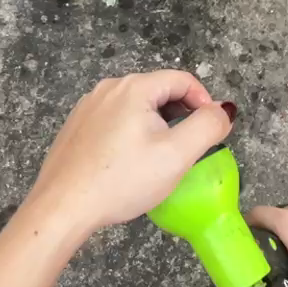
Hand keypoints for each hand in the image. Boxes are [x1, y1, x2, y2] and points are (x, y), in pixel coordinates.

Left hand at [24, 71, 234, 238]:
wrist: (63, 206)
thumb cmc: (122, 180)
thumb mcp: (176, 155)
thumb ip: (207, 126)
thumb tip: (224, 110)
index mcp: (134, 87)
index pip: (182, 80)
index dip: (204, 102)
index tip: (212, 131)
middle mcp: (109, 87)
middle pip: (158, 90)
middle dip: (180, 114)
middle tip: (188, 149)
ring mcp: (89, 104)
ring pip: (136, 105)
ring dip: (156, 124)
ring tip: (160, 158)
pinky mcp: (77, 124)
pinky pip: (114, 119)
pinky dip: (131, 132)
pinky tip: (129, 162)